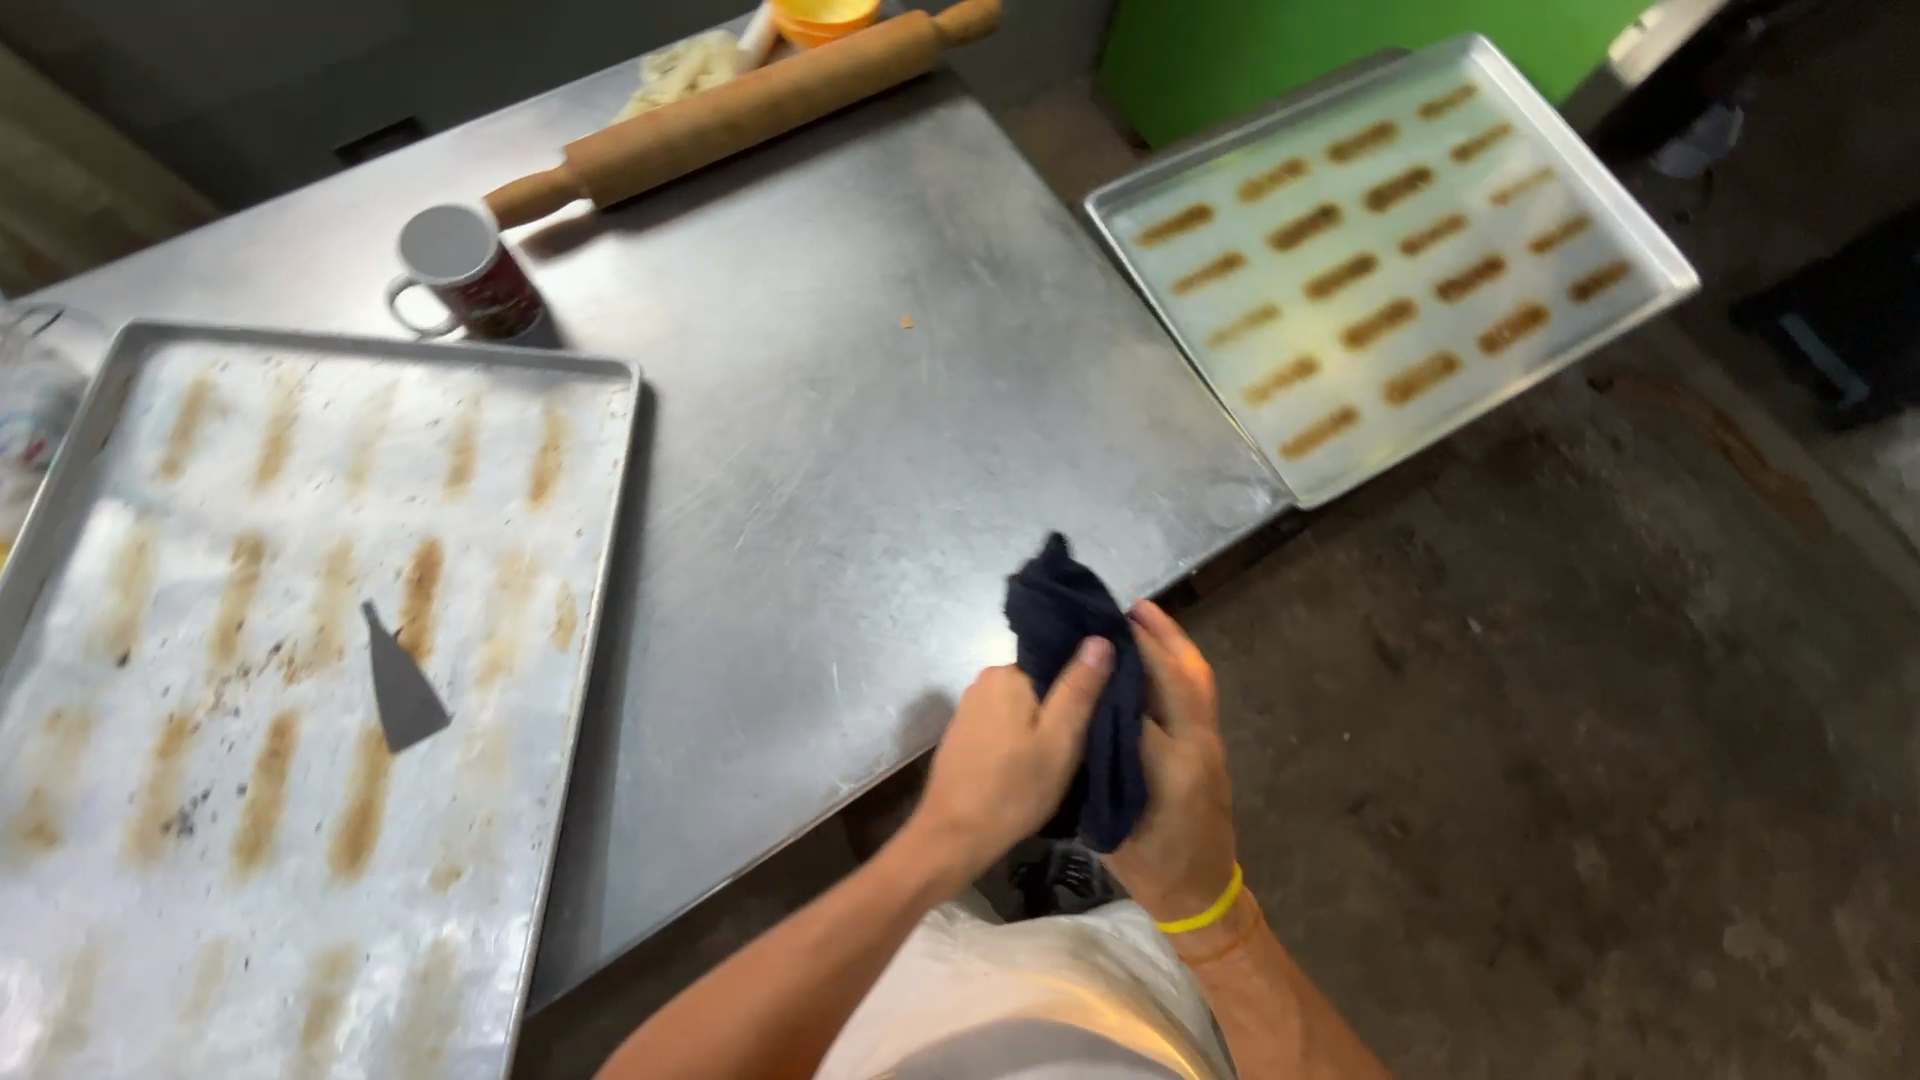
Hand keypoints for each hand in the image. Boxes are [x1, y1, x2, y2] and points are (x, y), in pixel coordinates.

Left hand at [906, 638, 1112, 884]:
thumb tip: (1099, 638)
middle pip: (1039, 684)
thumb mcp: (1060, 740)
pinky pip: (1004, 723)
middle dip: (1062, 707)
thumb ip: (1079, 687)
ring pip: (1022, 706)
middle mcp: (984, 680)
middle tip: (1085, 742)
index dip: (1083, 684)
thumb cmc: (1014, 788)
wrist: (955, 835)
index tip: (1101, 711)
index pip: (1056, 661)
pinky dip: (1020, 737)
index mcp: (1007, 673)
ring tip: (1061, 757)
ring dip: (1041, 725)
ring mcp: (970, 707)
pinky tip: (1030, 763)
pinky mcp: (964, 732)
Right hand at [1103, 600, 1237, 925]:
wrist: (1201, 892)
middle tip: (1124, 609)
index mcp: (1168, 769)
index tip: (1090, 637)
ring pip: (1198, 679)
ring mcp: (1211, 744)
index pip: (1141, 703)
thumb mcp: (1110, 824)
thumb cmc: (1149, 864)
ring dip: (1173, 643)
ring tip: (1145, 615)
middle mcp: (1196, 747)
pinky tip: (1159, 651)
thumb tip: (1081, 717)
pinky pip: (1200, 691)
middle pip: (1180, 678)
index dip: (1118, 666)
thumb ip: (1098, 769)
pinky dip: (1181, 663)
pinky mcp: (1213, 746)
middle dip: (1154, 639)